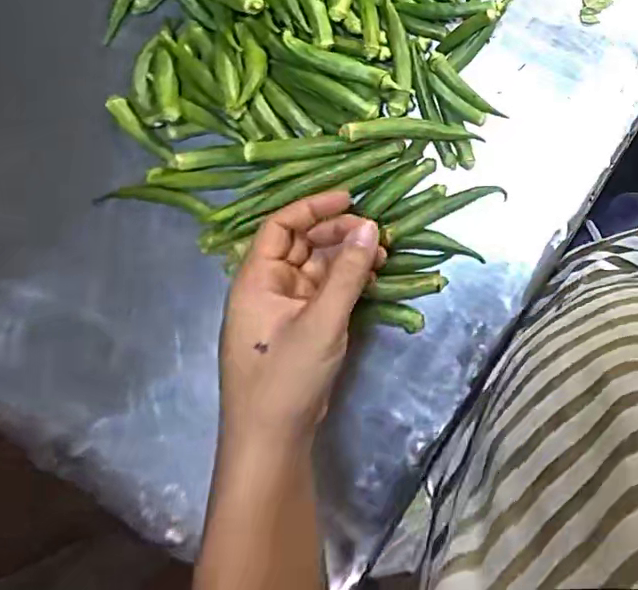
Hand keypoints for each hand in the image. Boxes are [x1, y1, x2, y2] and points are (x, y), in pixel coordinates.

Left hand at [217, 191, 383, 443]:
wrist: (272, 439)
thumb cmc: (285, 378)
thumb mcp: (322, 320)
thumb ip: (348, 271)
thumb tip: (370, 225)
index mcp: (256, 282)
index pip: (279, 227)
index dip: (313, 207)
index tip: (351, 198)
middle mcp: (269, 287)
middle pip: (304, 242)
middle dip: (340, 232)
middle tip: (376, 234)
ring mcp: (287, 305)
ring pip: (321, 263)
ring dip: (350, 253)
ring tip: (382, 255)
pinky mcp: (304, 322)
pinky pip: (329, 285)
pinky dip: (351, 275)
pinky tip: (373, 276)